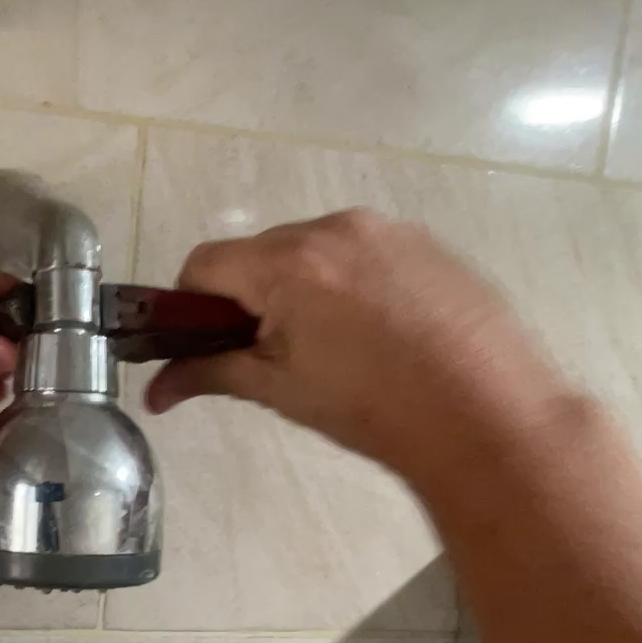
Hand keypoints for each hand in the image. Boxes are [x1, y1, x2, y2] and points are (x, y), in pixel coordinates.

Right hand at [145, 209, 573, 490]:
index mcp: (288, 262)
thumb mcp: (278, 390)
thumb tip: (153, 394)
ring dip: (295, 286)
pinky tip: (373, 330)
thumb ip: (209, 376)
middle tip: (268, 351)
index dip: (189, 304)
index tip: (205, 343)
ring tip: (329, 344)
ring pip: (308, 250)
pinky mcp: (424, 241)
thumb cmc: (370, 407)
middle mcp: (332, 228)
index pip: (203, 263)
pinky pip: (357, 251)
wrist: (488, 414)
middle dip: (246, 296)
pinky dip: (343, 281)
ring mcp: (385, 228)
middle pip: (256, 253)